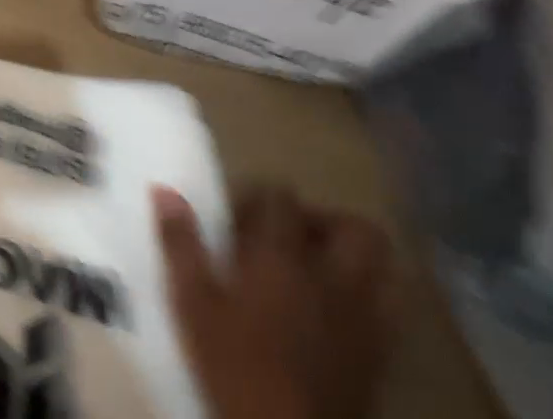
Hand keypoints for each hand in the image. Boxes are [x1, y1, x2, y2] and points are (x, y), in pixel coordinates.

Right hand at [154, 185, 398, 418]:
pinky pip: (389, 304)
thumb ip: (180, 243)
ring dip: (350, 254)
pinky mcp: (380, 349)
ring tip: (313, 268)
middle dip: (321, 221)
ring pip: (382, 264)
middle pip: (352, 227)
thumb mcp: (191, 302)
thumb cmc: (232, 362)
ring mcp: (365, 314)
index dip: (258, 198)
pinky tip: (333, 308)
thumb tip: (164, 190)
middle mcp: (333, 277)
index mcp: (282, 259)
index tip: (234, 219)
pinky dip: (365, 292)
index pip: (282, 200)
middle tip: (286, 237)